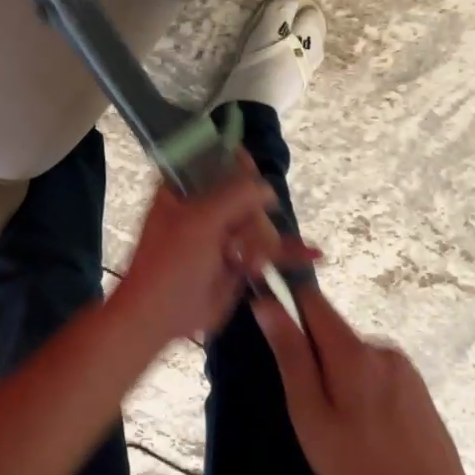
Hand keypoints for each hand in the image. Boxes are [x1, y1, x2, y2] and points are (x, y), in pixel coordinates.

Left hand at [112, 152, 319, 340]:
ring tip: (246, 264)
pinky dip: (288, 251)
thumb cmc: (171, 262)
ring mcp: (222, 234)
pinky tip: (313, 253)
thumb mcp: (200, 222)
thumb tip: (266, 186)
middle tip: (235, 244)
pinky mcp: (237, 261)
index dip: (238, 167)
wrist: (162, 313)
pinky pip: (268, 250)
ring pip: (259, 223)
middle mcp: (204, 206)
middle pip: (247, 195)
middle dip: (251, 220)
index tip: (254, 180)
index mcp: (183, 188)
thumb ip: (234, 196)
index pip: (216, 161)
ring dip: (262, 242)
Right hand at [253, 287, 474, 474]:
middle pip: (331, 330)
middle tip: (311, 403)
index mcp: (353, 351)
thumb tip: (265, 303)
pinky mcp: (419, 389)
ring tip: (341, 424)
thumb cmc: (361, 469)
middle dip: (314, 354)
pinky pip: (375, 372)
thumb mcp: (311, 415)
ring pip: (352, 354)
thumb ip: (290, 356)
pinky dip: (362, 390)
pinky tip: (366, 429)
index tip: (273, 328)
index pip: (310, 298)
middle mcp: (382, 348)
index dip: (285, 301)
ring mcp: (405, 369)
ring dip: (338, 375)